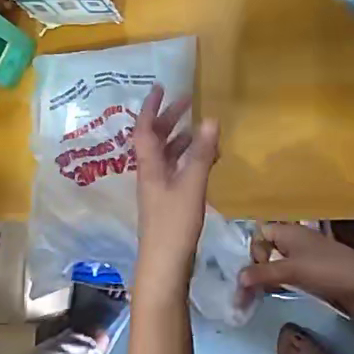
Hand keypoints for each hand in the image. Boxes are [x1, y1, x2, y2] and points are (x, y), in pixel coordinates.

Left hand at [131, 84, 219, 284]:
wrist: (164, 266)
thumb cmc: (174, 224)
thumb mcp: (191, 186)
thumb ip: (201, 153)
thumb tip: (210, 118)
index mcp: (148, 165)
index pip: (144, 128)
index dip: (151, 106)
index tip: (160, 87)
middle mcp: (149, 173)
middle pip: (155, 139)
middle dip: (169, 118)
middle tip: (187, 101)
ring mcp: (157, 188)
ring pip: (166, 155)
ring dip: (180, 139)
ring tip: (201, 128)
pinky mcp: (168, 202)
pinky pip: (176, 170)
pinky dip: (189, 159)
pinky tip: (206, 160)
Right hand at [237, 221, 353, 314]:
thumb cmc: (328, 270)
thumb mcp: (291, 270)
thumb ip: (263, 273)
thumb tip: (238, 278)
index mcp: (287, 232)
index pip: (258, 234)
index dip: (251, 251)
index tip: (251, 272)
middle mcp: (293, 242)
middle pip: (265, 251)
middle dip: (252, 269)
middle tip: (243, 293)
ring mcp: (304, 259)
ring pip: (275, 266)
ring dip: (263, 280)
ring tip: (251, 299)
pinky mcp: (313, 276)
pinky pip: (287, 278)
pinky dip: (277, 286)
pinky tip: (271, 297)